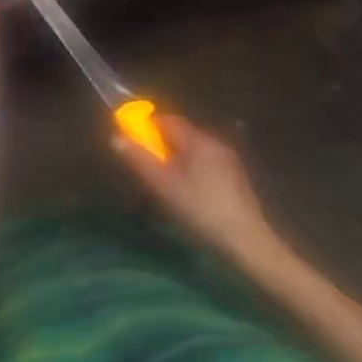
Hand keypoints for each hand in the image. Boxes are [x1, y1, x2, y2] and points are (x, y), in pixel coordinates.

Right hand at [112, 114, 275, 257]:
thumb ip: (138, 158)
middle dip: (160, 144)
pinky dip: (190, 170)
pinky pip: (206, 164)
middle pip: (181, 135)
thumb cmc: (198, 208)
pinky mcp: (237, 179)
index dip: (146, 125)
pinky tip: (187, 193)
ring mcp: (230, 161)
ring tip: (163, 182)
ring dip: (175, 158)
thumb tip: (115, 137)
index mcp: (198, 141)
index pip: (167, 120)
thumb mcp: (161, 185)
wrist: (245, 241)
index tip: (132, 139)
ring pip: (194, 151)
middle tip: (145, 164)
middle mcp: (216, 144)